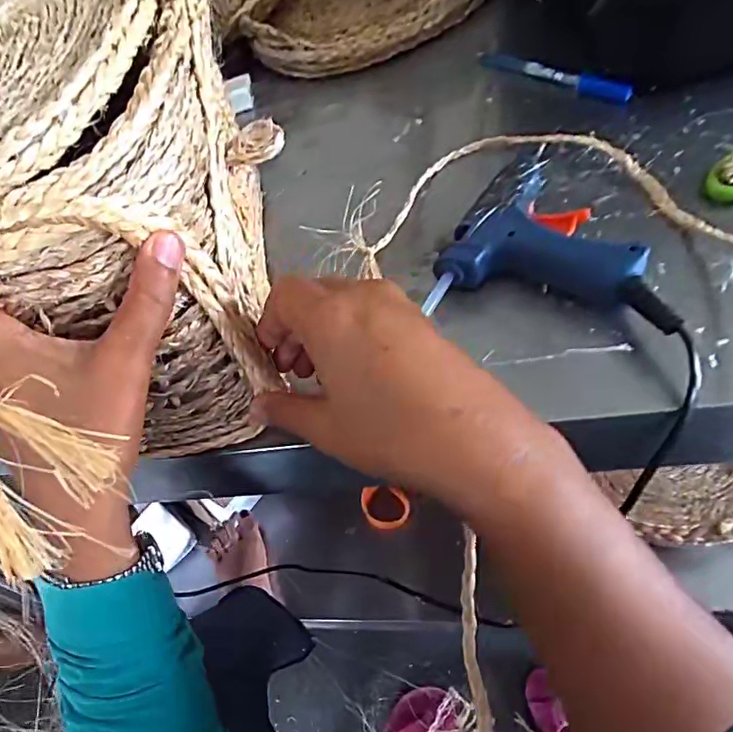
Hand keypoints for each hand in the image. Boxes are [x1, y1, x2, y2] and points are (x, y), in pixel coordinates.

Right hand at [252, 276, 580, 525]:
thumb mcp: (326, 428)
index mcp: (330, 314)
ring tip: (332, 377)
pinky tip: (369, 377)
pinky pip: (376, 313)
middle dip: (297, 327)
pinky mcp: (424, 321)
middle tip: (298, 371)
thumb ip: (285, 409)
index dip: (269, 324)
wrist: (473, 437)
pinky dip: (358, 333)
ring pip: (347, 302)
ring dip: (327, 330)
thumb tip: (259, 406)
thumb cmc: (388, 432)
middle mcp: (363, 297)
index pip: (284, 294)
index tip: (272, 360)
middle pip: (316, 293)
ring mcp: (399, 305)